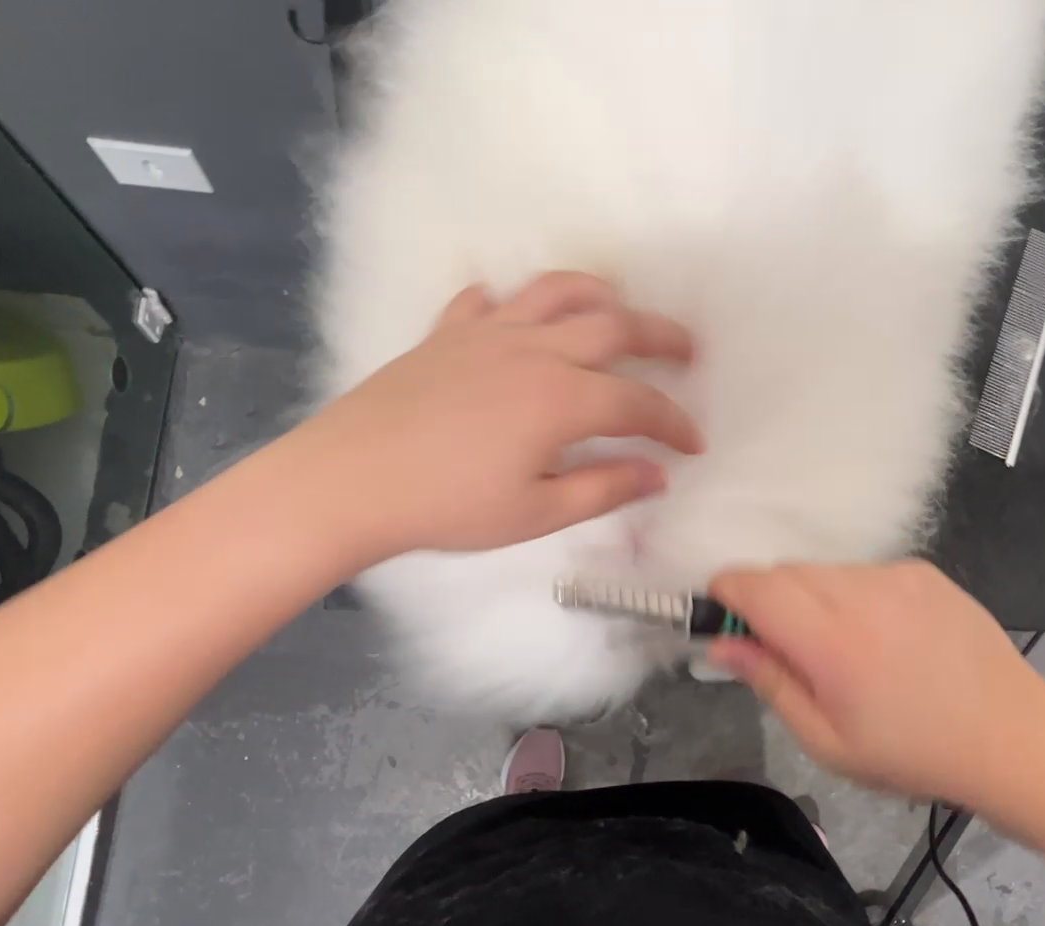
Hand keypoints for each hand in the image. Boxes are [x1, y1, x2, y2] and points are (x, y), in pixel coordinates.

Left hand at [300, 272, 703, 555]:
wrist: (351, 480)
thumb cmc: (447, 506)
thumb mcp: (535, 514)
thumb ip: (603, 489)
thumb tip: (657, 474)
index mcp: (560, 399)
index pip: (638, 403)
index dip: (674, 423)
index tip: (693, 444)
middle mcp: (533, 350)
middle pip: (614, 325)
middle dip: (661, 336)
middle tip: (688, 351)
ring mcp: (486, 333)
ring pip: (557, 292)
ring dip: (600, 294)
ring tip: (620, 309)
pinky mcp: (446, 333)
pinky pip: (488, 300)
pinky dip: (513, 301)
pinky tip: (517, 317)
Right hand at [707, 560, 1044, 799]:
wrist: (1013, 739)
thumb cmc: (912, 754)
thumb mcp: (827, 741)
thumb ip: (769, 683)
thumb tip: (721, 646)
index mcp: (832, 642)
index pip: (754, 587)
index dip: (726, 593)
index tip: (722, 616)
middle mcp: (861, 594)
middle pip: (783, 571)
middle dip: (767, 600)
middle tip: (783, 649)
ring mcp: (897, 577)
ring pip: (822, 570)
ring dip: (809, 598)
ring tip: (840, 647)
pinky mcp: (924, 572)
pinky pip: (862, 572)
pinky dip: (850, 594)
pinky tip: (878, 634)